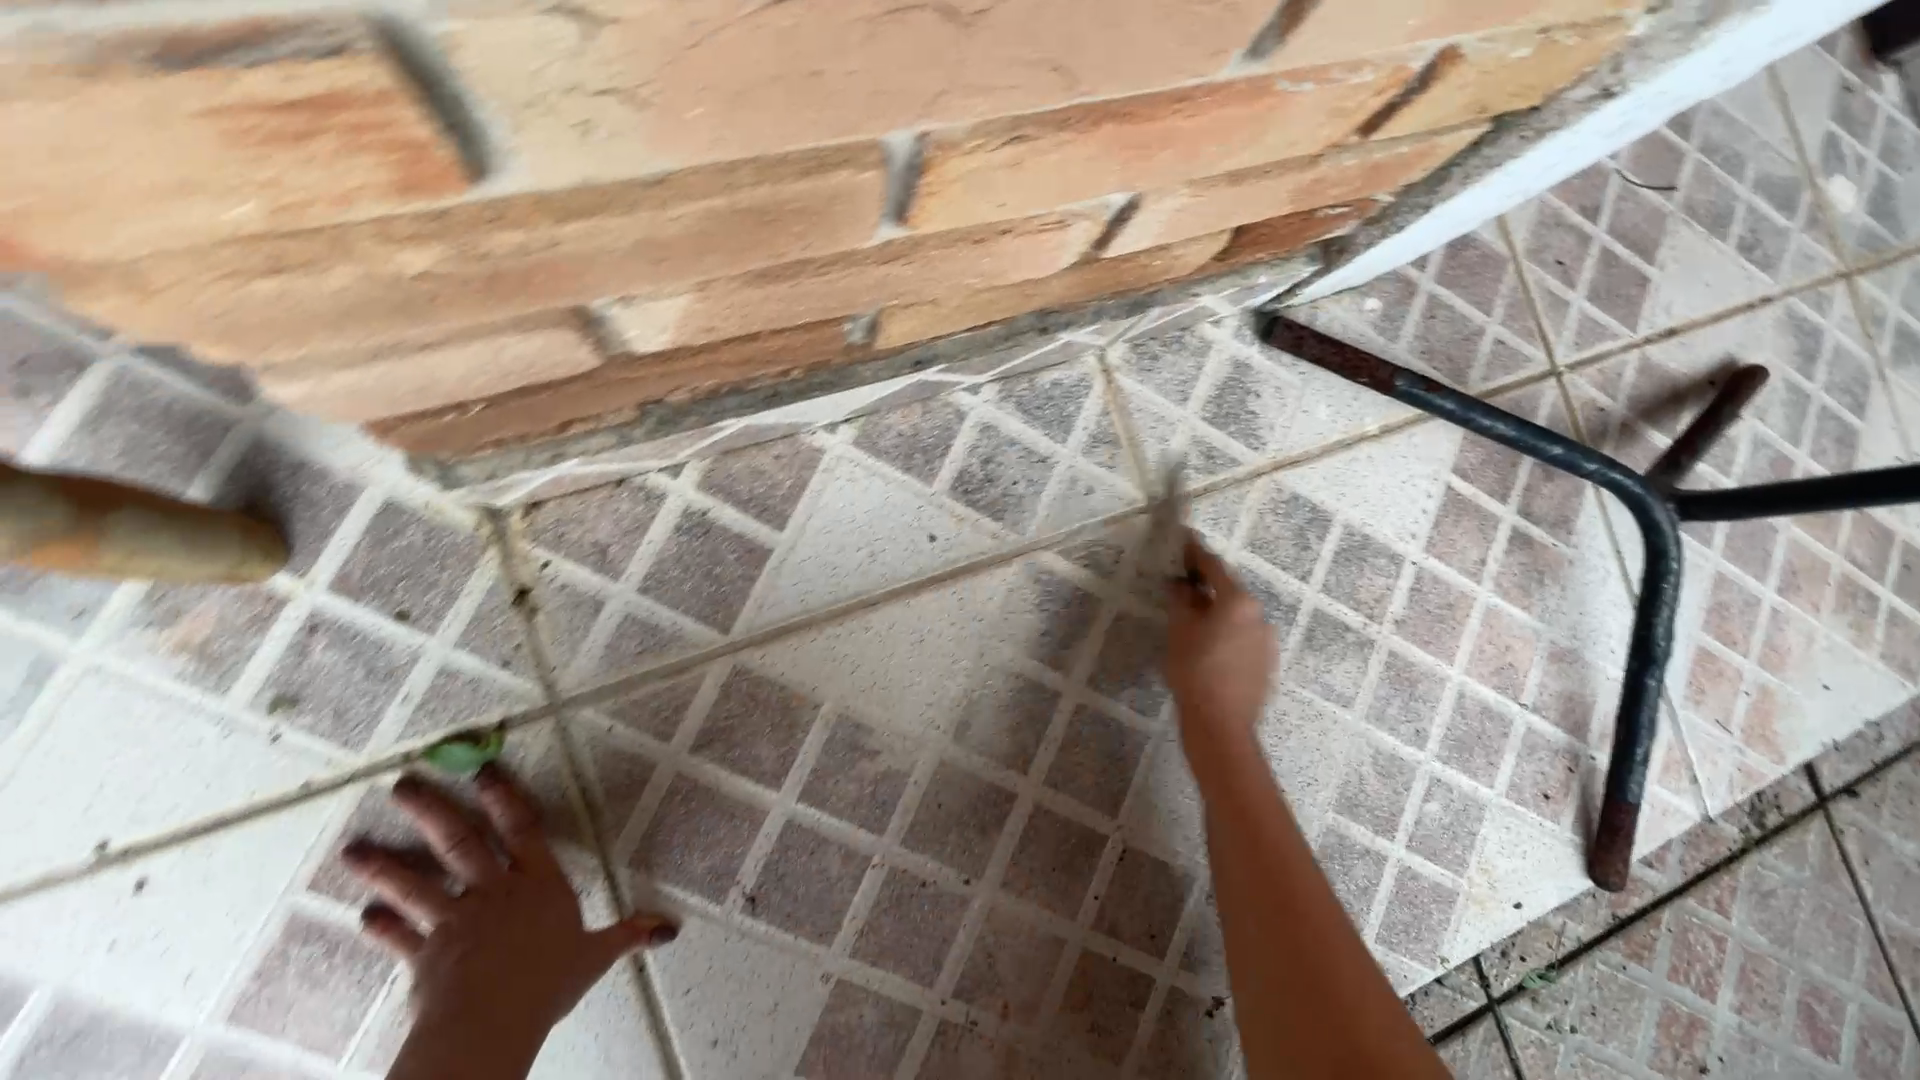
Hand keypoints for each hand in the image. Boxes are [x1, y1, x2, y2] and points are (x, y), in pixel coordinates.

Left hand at [343, 765, 676, 1049]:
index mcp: (538, 884)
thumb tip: (670, 928)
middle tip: (406, 784)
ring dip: (385, 866)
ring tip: (355, 848)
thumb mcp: (596, 956)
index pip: (522, 830)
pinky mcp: (425, 953)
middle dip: (432, 811)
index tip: (482, 772)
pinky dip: (382, 926)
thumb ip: (628, 935)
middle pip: (461, 843)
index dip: (504, 798)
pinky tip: (365, 914)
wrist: (492, 1019)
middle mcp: (494, 892)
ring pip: (417, 884)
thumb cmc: (548, 981)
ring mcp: (454, 920)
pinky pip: (400, 936)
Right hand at [1164, 533, 1276, 772]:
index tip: (1184, 539)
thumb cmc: (1194, 670)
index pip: (1214, 566)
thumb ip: (1180, 599)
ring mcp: (1267, 640)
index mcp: (1238, 601)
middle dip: (1205, 586)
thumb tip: (1180, 582)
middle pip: (1228, 591)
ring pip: (1236, 616)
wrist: (1221, 724)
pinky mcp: (1266, 663)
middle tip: (1181, 584)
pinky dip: (1226, 633)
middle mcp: (1259, 614)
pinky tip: (1208, 648)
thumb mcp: (1179, 630)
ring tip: (1192, 622)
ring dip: (1216, 612)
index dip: (1195, 553)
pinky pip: (1243, 637)